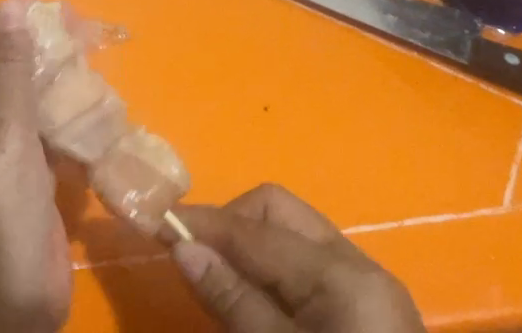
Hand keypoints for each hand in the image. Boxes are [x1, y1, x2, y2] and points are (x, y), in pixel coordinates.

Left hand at [0, 0, 70, 332]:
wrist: (6, 290)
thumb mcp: (3, 124)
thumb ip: (9, 67)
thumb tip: (9, 7)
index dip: (3, 18)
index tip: (43, 0)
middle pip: (0, 66)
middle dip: (33, 44)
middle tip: (77, 26)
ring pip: (24, 96)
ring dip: (53, 77)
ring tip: (90, 54)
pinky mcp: (25, 173)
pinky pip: (43, 130)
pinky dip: (64, 114)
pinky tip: (93, 103)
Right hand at [167, 184, 422, 332]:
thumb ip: (233, 300)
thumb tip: (181, 245)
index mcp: (342, 275)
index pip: (250, 228)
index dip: (198, 222)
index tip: (151, 222)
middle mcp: (360, 265)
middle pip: (275, 210)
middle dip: (228, 223)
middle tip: (192, 256)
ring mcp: (370, 288)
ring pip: (292, 233)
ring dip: (248, 246)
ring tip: (217, 283)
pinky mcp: (371, 311)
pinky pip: (308, 265)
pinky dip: (273, 270)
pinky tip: (253, 303)